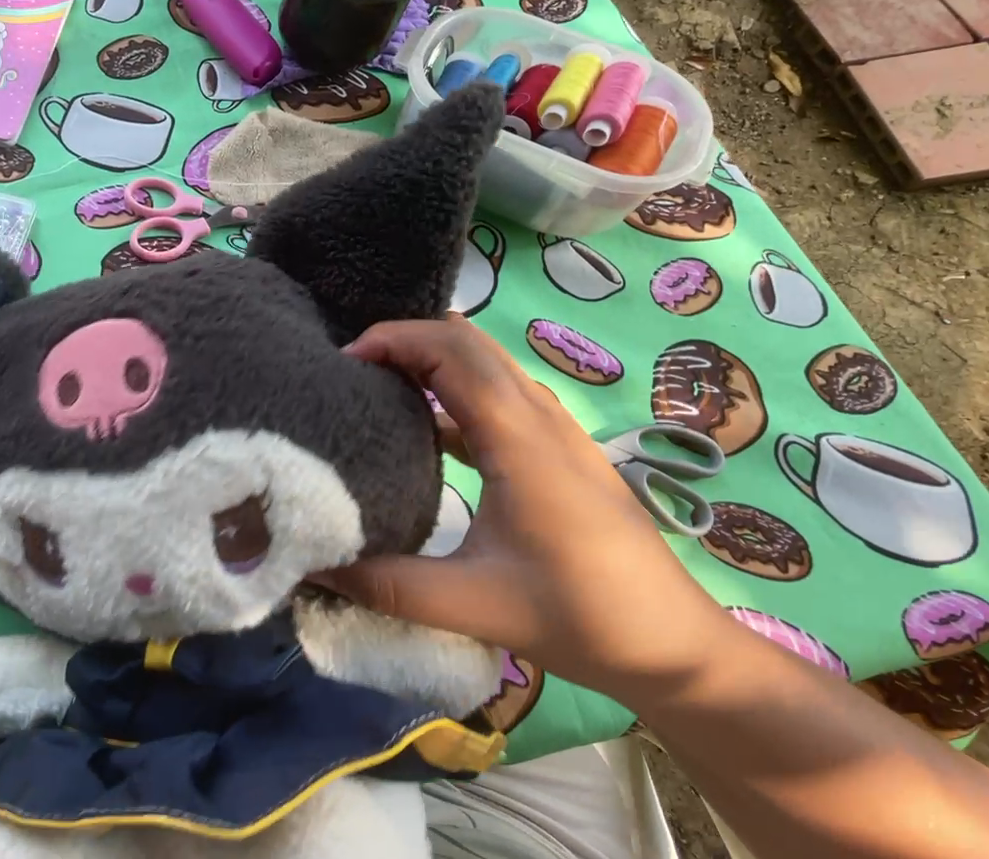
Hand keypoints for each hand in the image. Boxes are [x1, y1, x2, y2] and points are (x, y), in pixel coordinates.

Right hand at [312, 317, 740, 701]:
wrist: (678, 649)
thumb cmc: (580, 617)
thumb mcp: (471, 605)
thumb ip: (384, 584)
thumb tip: (310, 564)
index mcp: (520, 440)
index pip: (452, 351)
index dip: (394, 340)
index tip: (343, 362)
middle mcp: (542, 420)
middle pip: (469, 342)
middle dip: (406, 339)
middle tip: (350, 367)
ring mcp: (557, 433)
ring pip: (487, 364)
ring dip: (431, 360)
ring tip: (375, 385)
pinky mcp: (560, 452)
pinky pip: (499, 395)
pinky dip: (454, 390)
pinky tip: (422, 429)